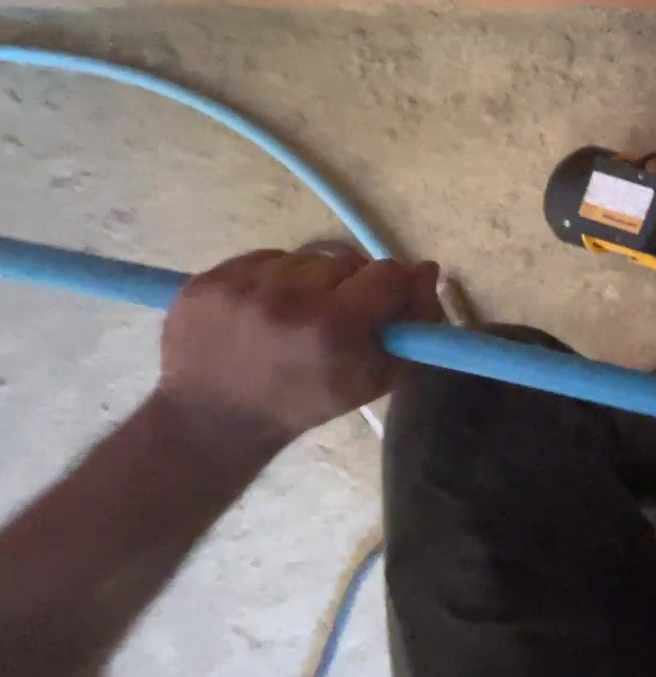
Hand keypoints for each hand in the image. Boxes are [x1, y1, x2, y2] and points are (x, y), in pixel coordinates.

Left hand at [155, 249, 441, 445]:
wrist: (213, 419)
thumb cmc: (311, 399)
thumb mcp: (384, 375)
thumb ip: (418, 322)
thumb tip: (427, 270)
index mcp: (334, 324)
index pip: (389, 271)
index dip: (395, 285)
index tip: (387, 302)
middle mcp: (287, 297)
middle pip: (348, 260)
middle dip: (353, 283)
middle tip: (342, 312)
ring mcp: (240, 287)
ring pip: (306, 258)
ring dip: (314, 279)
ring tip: (302, 310)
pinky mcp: (206, 281)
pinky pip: (265, 258)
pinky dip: (276, 276)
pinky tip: (269, 306)